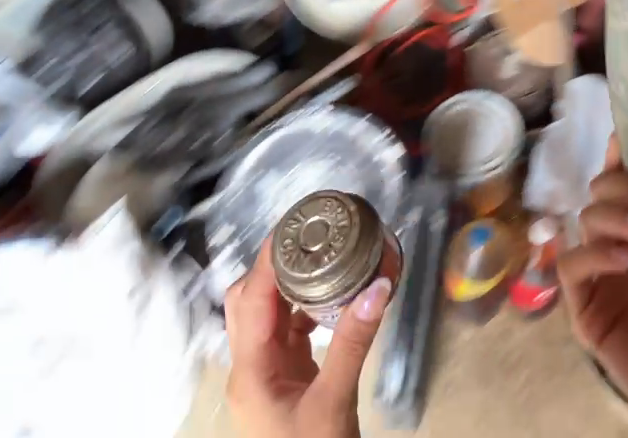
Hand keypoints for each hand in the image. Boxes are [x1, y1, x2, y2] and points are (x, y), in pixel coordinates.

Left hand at [224, 239, 393, 437]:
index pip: (251, 299)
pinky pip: (288, 332)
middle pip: (247, 302)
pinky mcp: (285, 381)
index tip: (297, 224)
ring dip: (289, 284)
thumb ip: (353, 342)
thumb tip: (380, 284)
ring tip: (323, 256)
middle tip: (311, 236)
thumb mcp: (335, 402)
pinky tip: (331, 297)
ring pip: (267, 316)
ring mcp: (266, 375)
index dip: (269, 259)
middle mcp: (250, 367)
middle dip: (273, 265)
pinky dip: (305, 308)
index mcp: (250, 370)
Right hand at [561, 136, 627, 437]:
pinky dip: (594, 254)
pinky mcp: (585, 306)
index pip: (625, 179)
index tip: (623, 138)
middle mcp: (622, 242)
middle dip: (620, 190)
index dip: (621, 156)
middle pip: (599, 193)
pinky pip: (572, 265)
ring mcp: (601, 273)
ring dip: (612, 219)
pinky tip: (627, 261)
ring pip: (584, 221)